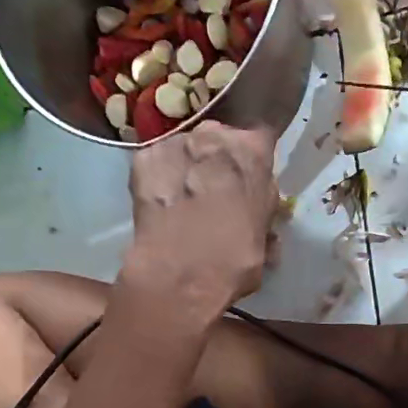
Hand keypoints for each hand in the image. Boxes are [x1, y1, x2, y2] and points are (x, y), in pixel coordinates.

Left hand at [123, 123, 278, 312]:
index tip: (248, 175)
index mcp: (253, 151)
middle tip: (213, 189)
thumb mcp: (264, 229)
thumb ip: (261, 203)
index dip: (253, 159)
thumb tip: (253, 204)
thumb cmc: (236, 258)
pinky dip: (157, 177)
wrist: (182, 273)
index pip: (260, 139)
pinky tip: (159, 202)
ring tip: (181, 198)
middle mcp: (214, 135)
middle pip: (218, 137)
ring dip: (185, 166)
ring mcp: (175, 143)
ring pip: (183, 148)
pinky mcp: (143, 158)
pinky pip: (154, 162)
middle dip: (216, 158)